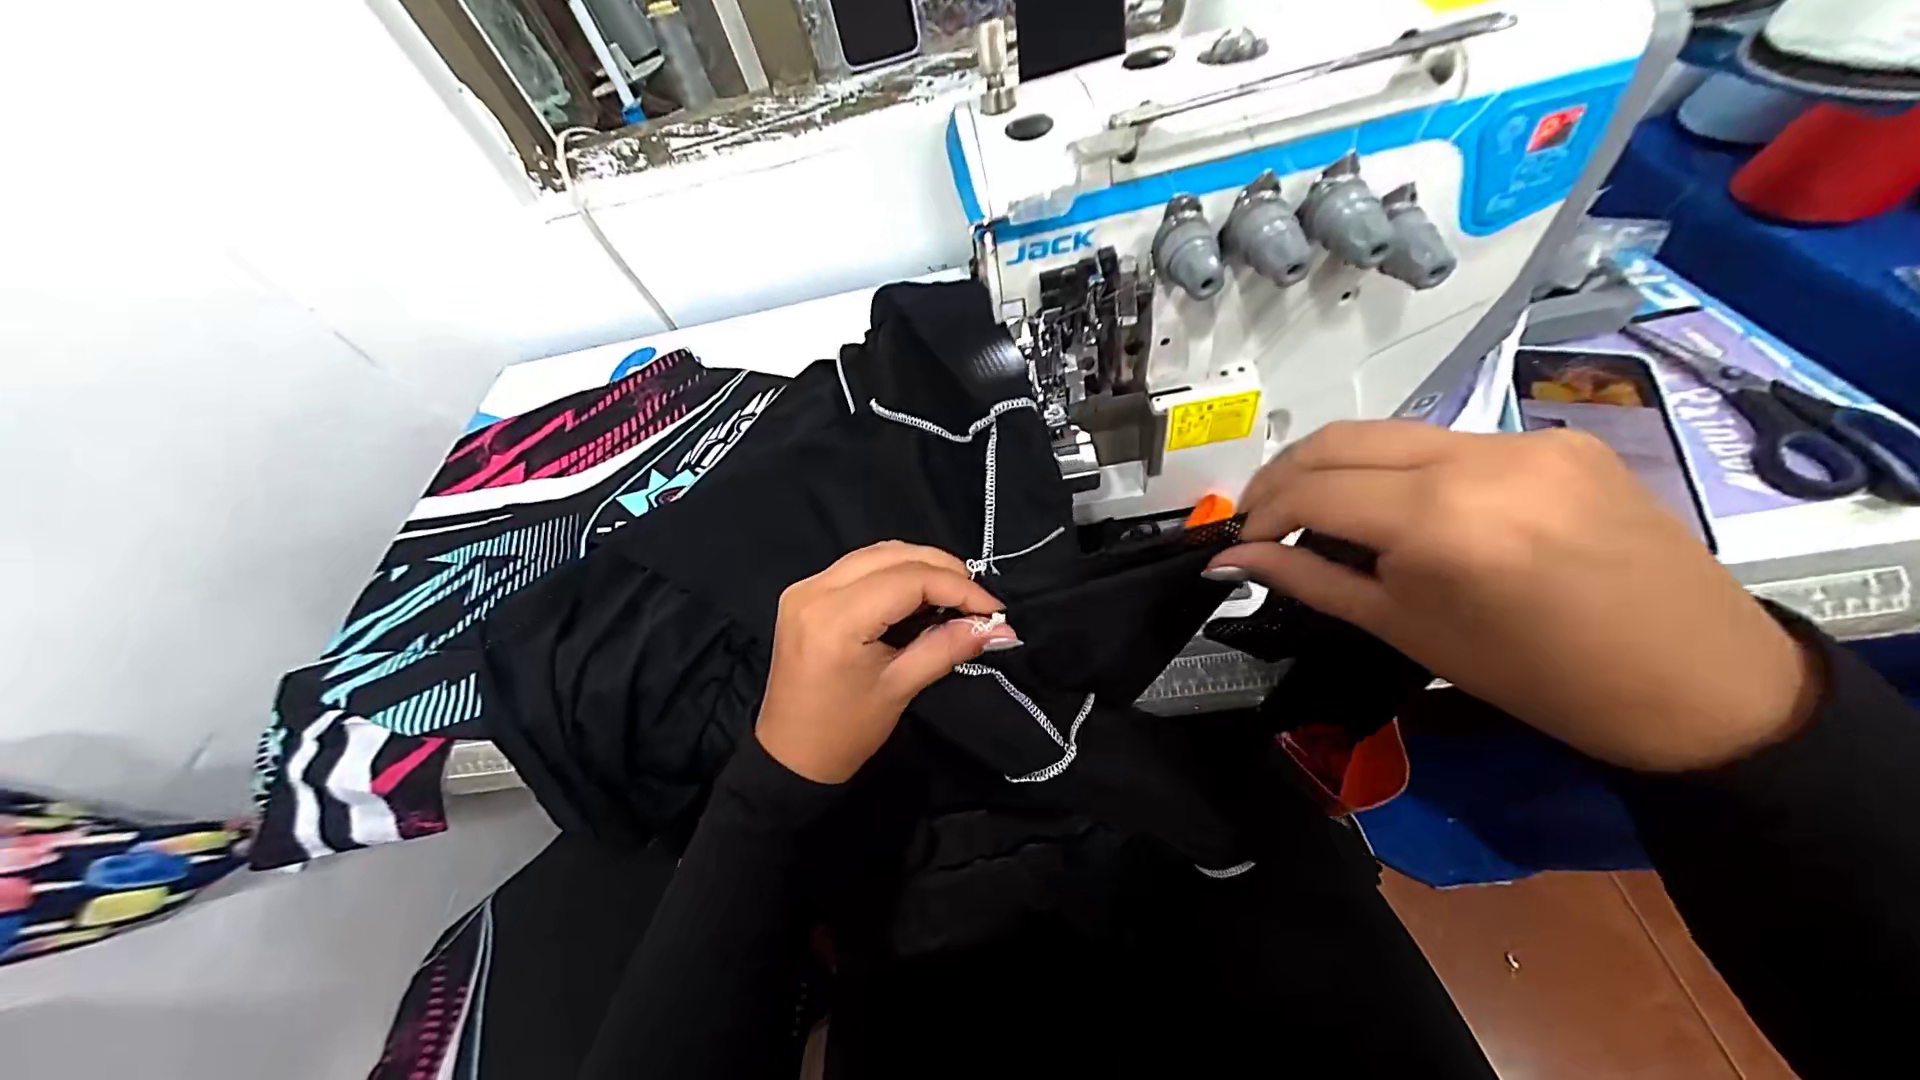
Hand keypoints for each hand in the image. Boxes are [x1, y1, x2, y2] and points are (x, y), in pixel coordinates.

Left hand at [756, 541, 1018, 782]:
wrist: (790, 755)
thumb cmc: (844, 731)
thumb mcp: (901, 687)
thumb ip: (949, 647)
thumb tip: (1000, 628)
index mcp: (835, 619)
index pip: (909, 580)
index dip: (958, 588)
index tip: (993, 609)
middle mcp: (815, 590)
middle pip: (893, 556)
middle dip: (943, 570)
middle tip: (978, 601)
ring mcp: (806, 587)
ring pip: (878, 554)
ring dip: (921, 567)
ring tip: (954, 596)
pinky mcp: (805, 592)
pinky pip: (860, 566)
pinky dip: (896, 572)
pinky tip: (919, 594)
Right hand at [1210, 421, 1819, 771]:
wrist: (1695, 681)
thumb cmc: (1528, 674)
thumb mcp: (1399, 626)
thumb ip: (1306, 578)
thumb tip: (1229, 559)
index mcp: (1440, 519)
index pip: (1314, 488)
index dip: (1262, 512)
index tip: (1242, 542)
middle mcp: (1479, 458)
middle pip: (1341, 438)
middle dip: (1284, 474)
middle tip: (1261, 516)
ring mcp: (1524, 439)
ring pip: (1390, 433)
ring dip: (1336, 466)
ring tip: (1316, 509)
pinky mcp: (1556, 438)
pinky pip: (1445, 442)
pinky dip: (1397, 469)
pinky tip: (1397, 508)